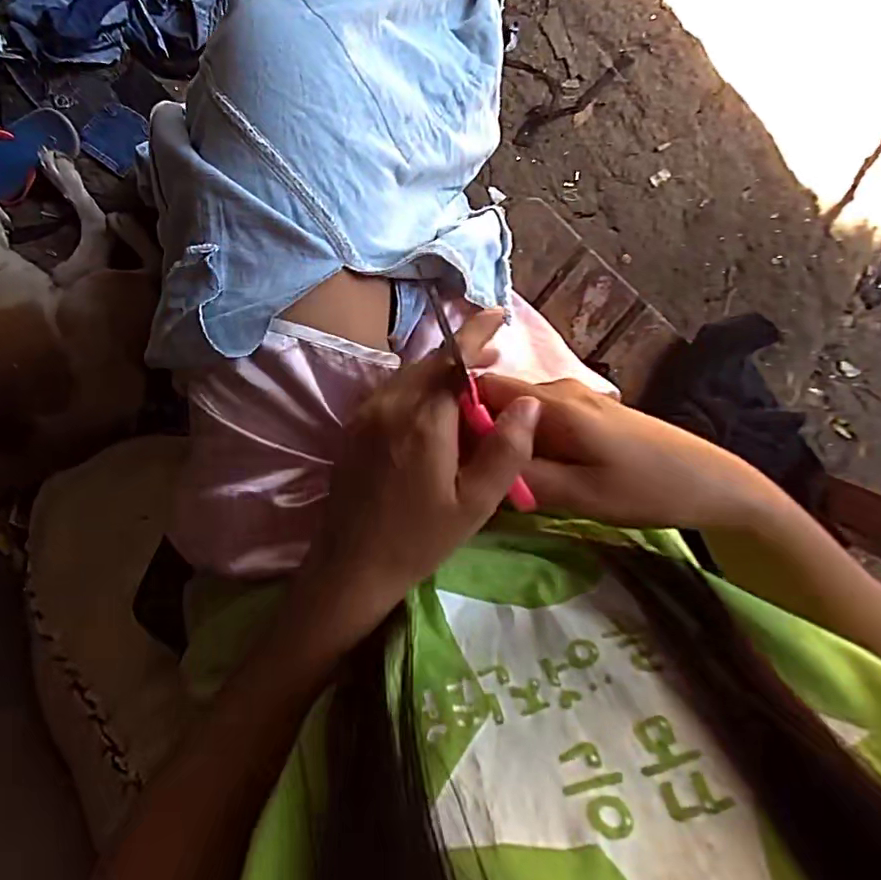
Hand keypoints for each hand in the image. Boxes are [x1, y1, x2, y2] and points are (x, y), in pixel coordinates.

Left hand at [294, 311, 538, 638]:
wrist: (351, 565)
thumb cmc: (419, 539)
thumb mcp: (475, 503)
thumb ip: (506, 449)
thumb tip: (528, 402)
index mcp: (423, 421)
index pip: (454, 360)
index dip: (478, 333)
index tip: (499, 314)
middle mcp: (389, 406)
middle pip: (430, 362)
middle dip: (463, 351)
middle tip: (494, 351)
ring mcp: (366, 414)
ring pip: (409, 374)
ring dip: (440, 368)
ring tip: (471, 377)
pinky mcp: (354, 426)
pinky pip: (393, 391)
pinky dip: (419, 385)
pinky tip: (435, 405)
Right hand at [473, 375, 789, 532]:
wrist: (713, 482)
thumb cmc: (647, 488)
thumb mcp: (581, 496)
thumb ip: (524, 480)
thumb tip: (478, 467)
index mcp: (555, 404)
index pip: (485, 388)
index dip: (458, 413)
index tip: (447, 450)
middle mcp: (561, 389)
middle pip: (500, 399)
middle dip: (481, 431)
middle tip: (470, 472)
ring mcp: (577, 398)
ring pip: (520, 412)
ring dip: (506, 439)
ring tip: (498, 476)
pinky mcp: (590, 413)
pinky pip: (542, 420)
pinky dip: (528, 441)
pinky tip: (533, 470)